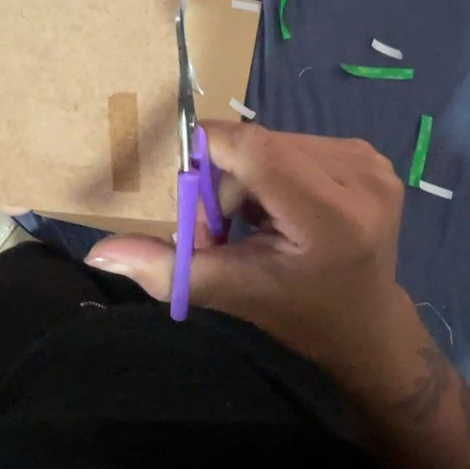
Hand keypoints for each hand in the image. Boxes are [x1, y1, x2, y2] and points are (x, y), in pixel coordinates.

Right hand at [85, 122, 410, 379]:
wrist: (368, 326)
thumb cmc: (300, 315)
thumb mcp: (233, 293)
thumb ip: (169, 268)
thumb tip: (99, 250)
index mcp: (332, 216)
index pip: (254, 149)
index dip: (207, 151)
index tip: (182, 184)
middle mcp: (359, 177)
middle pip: (257, 146)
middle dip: (223, 183)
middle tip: (217, 232)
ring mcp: (370, 163)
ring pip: (271, 142)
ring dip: (246, 177)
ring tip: (250, 224)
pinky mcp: (369, 155)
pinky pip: (294, 144)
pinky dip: (273, 172)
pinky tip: (279, 208)